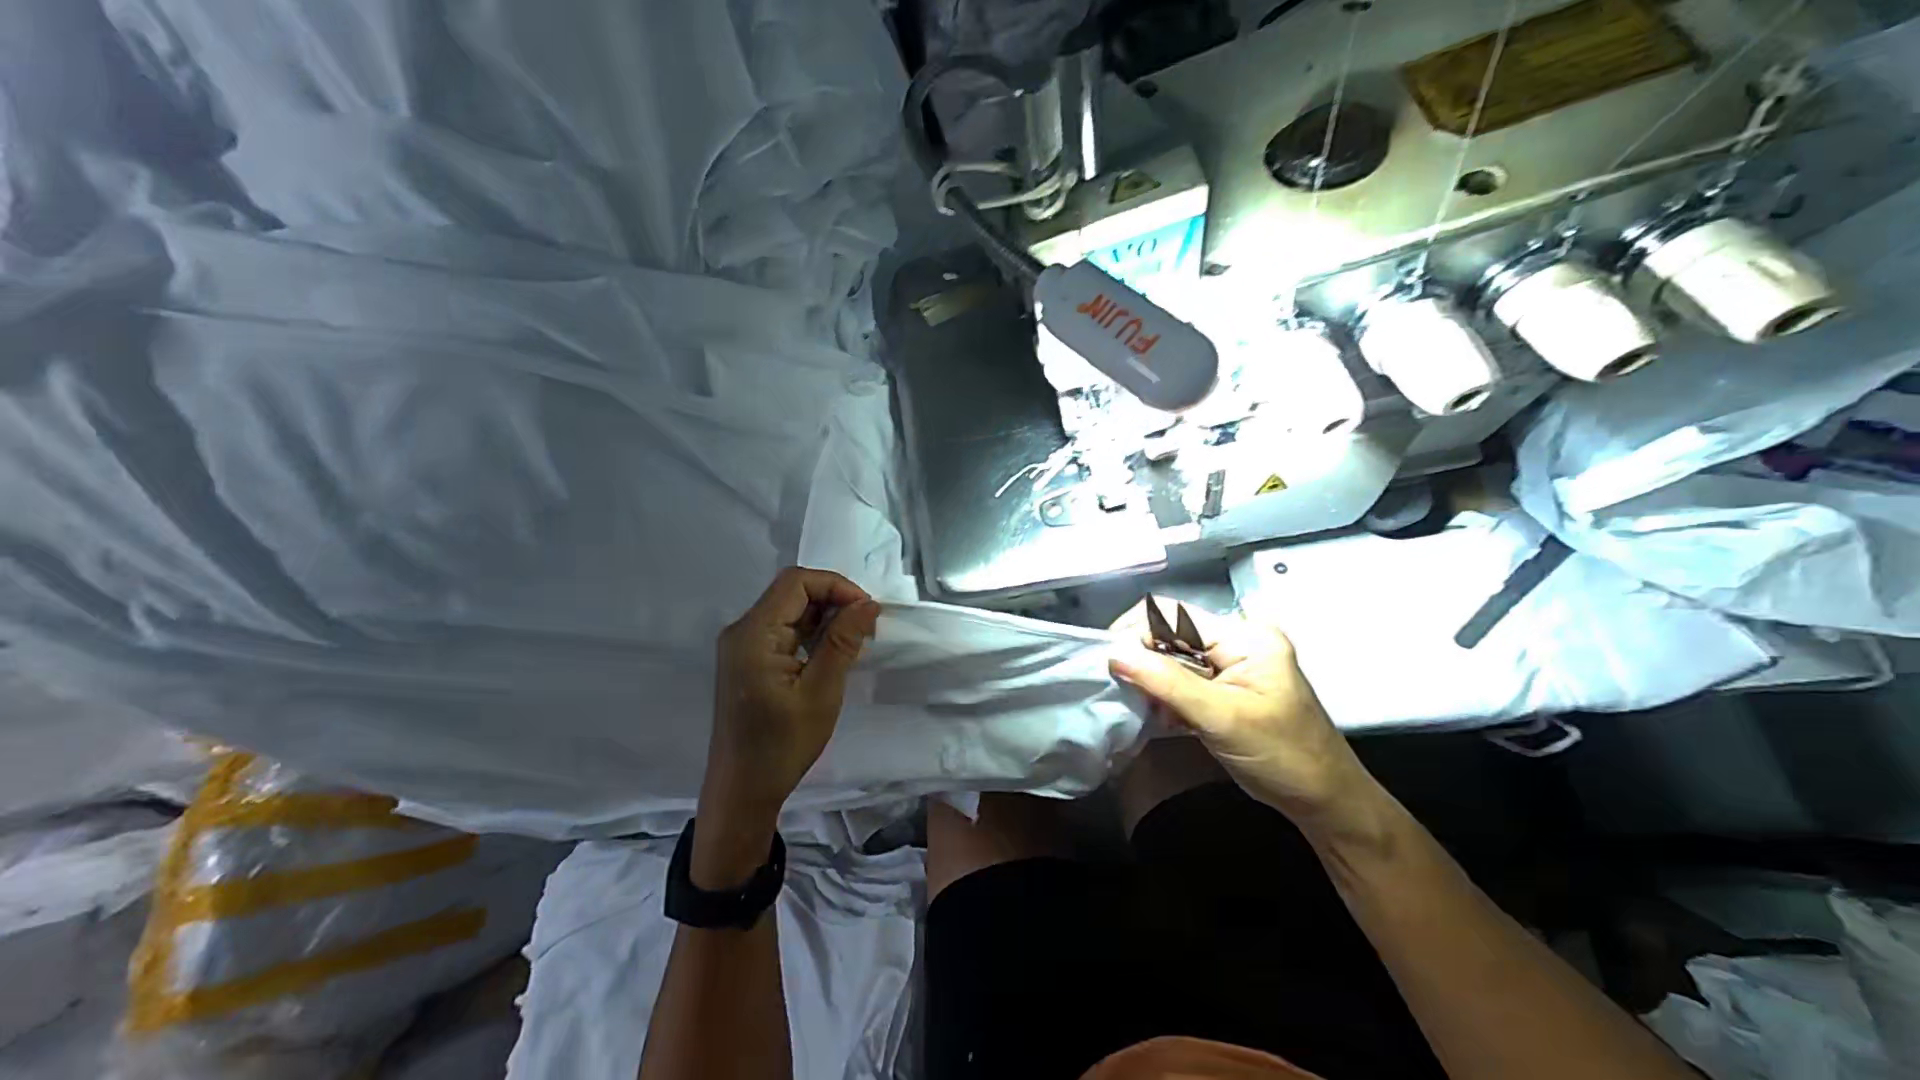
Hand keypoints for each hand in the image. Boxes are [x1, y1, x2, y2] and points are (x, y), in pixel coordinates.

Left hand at [696, 567, 879, 885]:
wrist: (742, 791)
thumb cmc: (782, 745)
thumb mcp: (821, 692)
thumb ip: (843, 642)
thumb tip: (869, 604)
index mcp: (753, 634)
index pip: (796, 582)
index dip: (836, 586)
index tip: (867, 611)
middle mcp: (742, 631)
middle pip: (792, 593)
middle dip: (834, 601)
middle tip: (867, 629)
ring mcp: (743, 647)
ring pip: (790, 611)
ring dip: (825, 618)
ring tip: (857, 642)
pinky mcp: (750, 661)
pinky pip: (784, 632)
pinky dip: (812, 635)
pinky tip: (835, 654)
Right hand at [1107, 600, 1383, 839]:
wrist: (1324, 801)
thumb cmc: (1282, 756)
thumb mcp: (1221, 717)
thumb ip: (1166, 682)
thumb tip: (1114, 654)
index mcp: (1245, 636)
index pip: (1174, 615)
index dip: (1136, 632)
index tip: (1107, 661)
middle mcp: (1236, 641)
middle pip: (1170, 635)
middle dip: (1142, 660)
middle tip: (1119, 688)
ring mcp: (1230, 665)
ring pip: (1171, 659)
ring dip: (1151, 682)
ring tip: (1138, 705)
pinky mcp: (1223, 689)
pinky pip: (1181, 680)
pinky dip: (1164, 696)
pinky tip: (1158, 716)